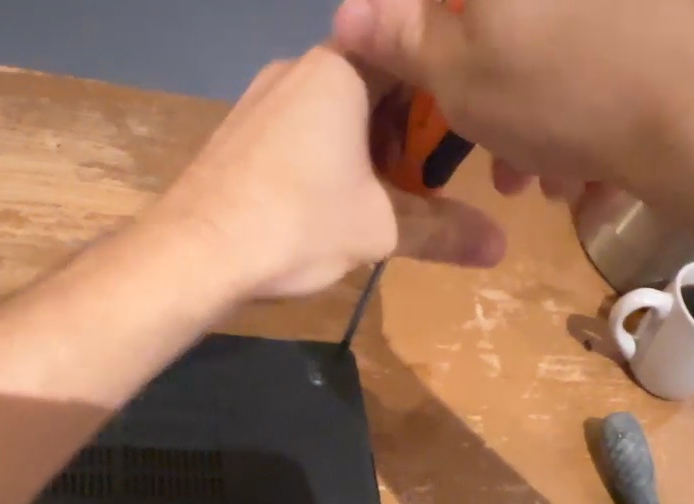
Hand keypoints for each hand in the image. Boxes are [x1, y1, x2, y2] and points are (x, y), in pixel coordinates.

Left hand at [146, 45, 506, 300]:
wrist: (193, 253)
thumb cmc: (295, 225)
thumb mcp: (379, 229)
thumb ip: (441, 231)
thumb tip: (500, 248)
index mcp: (343, 67)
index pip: (414, 60)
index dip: (442, 105)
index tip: (454, 150)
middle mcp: (299, 67)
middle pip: (375, 88)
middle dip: (403, 136)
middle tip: (420, 186)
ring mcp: (261, 100)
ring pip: (334, 115)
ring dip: (365, 154)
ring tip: (375, 205)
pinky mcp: (237, 134)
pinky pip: (298, 134)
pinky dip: (325, 163)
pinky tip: (323, 208)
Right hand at [330, 0, 693, 208]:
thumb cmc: (569, 84)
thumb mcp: (461, 75)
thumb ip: (400, 40)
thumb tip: (348, 14)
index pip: (440, 1)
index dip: (424, 31)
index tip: (432, 82)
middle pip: (509, 12)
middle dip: (495, 80)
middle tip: (496, 152)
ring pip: (568, 27)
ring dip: (545, 100)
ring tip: (547, 173)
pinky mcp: (688, 8)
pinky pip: (617, 37)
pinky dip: (597, 87)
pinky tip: (597, 151)